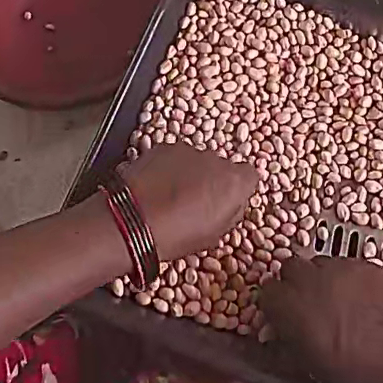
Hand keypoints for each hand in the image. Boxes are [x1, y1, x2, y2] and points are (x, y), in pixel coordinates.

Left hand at [119, 143, 256, 259]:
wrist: (133, 219)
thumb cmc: (175, 233)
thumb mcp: (214, 235)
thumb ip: (231, 212)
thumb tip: (232, 203)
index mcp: (234, 183)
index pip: (249, 176)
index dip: (239, 188)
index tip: (228, 199)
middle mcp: (215, 160)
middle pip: (221, 167)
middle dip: (212, 180)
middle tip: (196, 202)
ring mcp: (188, 150)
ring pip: (196, 160)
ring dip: (189, 173)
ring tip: (172, 197)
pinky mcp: (164, 147)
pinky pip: (174, 156)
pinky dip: (169, 167)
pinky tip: (158, 186)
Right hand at [260, 257, 382, 382]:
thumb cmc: (367, 381)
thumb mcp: (316, 373)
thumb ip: (288, 347)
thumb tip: (276, 339)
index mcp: (295, 310)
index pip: (266, 292)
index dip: (274, 307)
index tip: (282, 319)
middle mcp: (314, 282)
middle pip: (289, 268)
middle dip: (294, 286)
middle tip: (307, 309)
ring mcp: (342, 269)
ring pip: (317, 264)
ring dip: (320, 281)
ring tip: (336, 306)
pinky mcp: (366, 265)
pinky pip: (344, 266)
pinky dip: (345, 280)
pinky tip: (359, 303)